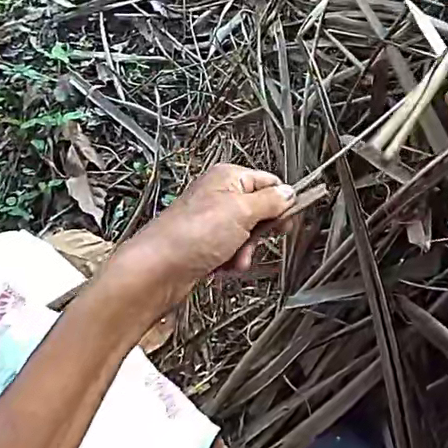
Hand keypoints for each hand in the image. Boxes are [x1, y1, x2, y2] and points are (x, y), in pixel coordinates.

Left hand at [95, 164, 293, 316]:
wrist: (157, 270)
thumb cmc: (189, 235)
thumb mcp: (241, 211)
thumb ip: (271, 201)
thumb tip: (290, 193)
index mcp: (228, 177)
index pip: (270, 183)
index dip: (280, 204)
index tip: (285, 221)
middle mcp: (218, 195)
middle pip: (260, 212)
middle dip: (260, 233)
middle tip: (249, 239)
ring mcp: (211, 221)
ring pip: (247, 237)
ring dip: (245, 252)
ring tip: (231, 257)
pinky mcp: (204, 244)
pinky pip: (231, 253)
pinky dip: (230, 262)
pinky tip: (219, 267)